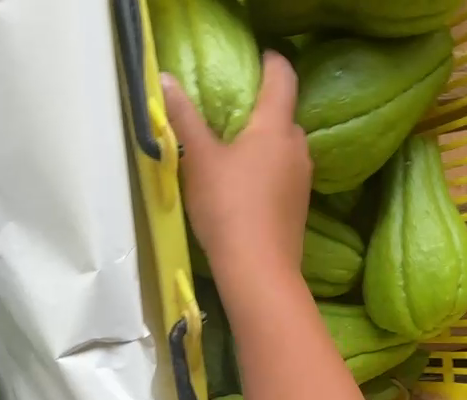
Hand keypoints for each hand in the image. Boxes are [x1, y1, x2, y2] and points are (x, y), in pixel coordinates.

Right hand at [161, 53, 311, 276]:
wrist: (258, 271)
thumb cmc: (228, 208)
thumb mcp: (198, 161)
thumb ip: (182, 119)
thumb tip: (164, 80)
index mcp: (276, 125)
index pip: (282, 76)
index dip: (270, 63)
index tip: (255, 61)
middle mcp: (297, 147)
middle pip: (284, 116)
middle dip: (262, 113)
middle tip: (233, 119)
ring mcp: (302, 180)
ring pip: (284, 151)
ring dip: (264, 149)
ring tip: (236, 158)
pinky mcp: (298, 210)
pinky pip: (283, 180)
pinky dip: (267, 177)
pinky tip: (246, 193)